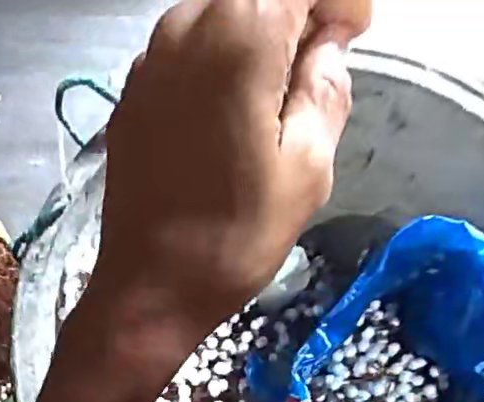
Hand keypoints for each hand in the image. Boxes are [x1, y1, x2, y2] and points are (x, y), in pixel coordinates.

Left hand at [92, 0, 370, 352]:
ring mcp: (147, 65)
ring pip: (214, 15)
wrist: (148, 293)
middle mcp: (184, 28)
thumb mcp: (306, 170)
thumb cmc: (232, 241)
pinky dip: (213, 63)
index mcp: (240, 33)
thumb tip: (326, 45)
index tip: (355, 34)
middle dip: (296, 13)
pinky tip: (227, 113)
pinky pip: (181, 55)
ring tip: (273, 93)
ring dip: (253, 37)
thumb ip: (326, 88)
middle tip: (318, 63)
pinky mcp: (128, 103)